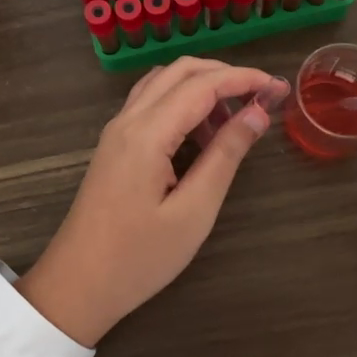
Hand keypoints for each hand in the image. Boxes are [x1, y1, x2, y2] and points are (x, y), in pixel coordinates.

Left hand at [16, 58, 285, 345]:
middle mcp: (128, 120)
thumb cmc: (138, 257)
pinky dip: (181, 102)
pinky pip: (150, 104)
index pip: (202, 85)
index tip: (279, 87)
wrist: (76, 285)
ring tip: (235, 121)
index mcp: (147, 133)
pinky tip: (202, 134)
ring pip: (163, 83)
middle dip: (225, 75)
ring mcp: (116, 131)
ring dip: (202, 86)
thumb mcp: (193, 212)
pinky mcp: (114, 145)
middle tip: (262, 96)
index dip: (244, 79)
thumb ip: (225, 156)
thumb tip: (257, 114)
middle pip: (180, 71)